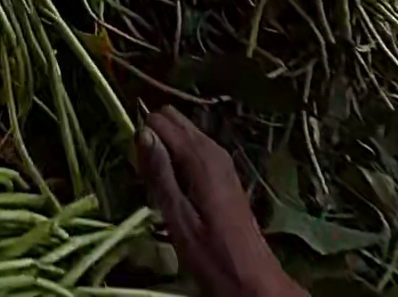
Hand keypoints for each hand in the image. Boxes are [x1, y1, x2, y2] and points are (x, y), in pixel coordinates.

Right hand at [137, 108, 304, 296]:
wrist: (255, 281)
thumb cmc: (213, 255)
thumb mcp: (178, 219)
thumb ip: (159, 172)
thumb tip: (142, 132)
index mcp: (199, 156)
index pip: (157, 120)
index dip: (144, 141)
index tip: (142, 173)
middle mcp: (211, 147)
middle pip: (171, 116)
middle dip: (154, 137)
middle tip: (150, 177)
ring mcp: (220, 156)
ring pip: (182, 128)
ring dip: (166, 147)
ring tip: (164, 187)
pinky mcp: (224, 168)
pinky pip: (193, 144)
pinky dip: (179, 156)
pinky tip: (180, 190)